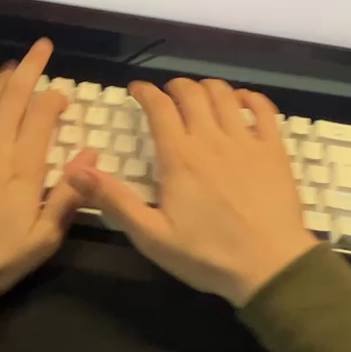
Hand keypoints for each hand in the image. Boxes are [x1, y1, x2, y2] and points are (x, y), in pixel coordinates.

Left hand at [0, 39, 85, 306]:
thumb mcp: (43, 239)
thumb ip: (69, 195)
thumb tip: (90, 154)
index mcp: (22, 168)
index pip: (42, 117)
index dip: (53, 99)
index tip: (62, 93)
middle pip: (13, 99)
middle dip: (29, 70)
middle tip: (40, 47)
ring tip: (9, 66)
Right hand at [65, 78, 314, 305]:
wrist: (270, 265)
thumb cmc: (207, 255)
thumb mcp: (151, 235)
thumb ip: (114, 200)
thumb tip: (76, 171)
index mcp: (179, 157)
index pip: (159, 107)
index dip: (145, 92)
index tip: (136, 90)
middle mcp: (211, 139)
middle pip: (191, 92)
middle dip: (174, 86)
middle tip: (166, 95)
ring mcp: (246, 141)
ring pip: (224, 94)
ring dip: (207, 87)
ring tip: (199, 95)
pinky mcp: (274, 149)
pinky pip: (262, 109)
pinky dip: (249, 97)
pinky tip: (241, 101)